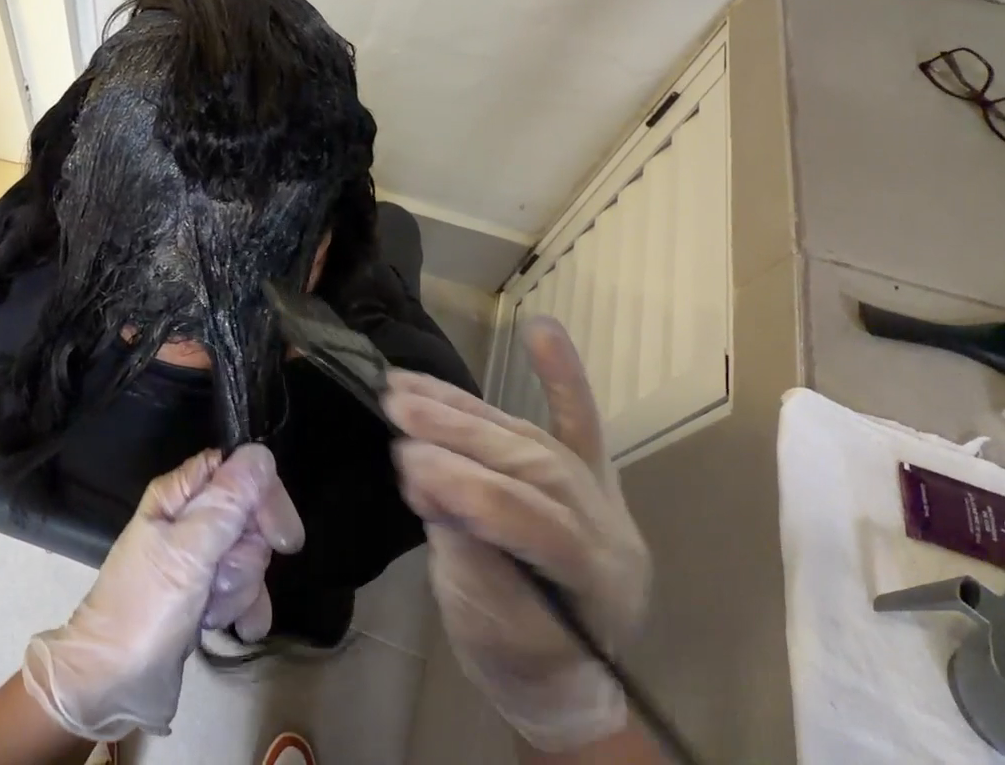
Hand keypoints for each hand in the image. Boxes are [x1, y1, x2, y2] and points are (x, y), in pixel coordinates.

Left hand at [21, 444, 303, 740]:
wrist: (110, 685)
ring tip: (210, 611)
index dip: (263, 501)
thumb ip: (226, 503)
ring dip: (240, 590)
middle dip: (245, 557)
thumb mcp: (188, 553)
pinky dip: (243, 611)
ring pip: (249, 557)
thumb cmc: (142, 611)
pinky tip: (233, 630)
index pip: (238, 471)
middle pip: (249, 519)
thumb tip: (261, 454)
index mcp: (176, 496)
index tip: (280, 537)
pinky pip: (244, 591)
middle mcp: (187, 521)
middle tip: (218, 580)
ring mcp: (195, 561)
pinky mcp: (202, 595)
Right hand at [383, 317, 651, 751]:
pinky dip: (560, 377)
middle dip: (459, 431)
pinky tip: (542, 330)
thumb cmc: (515, 657)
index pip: (530, 518)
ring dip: (466, 405)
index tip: (403, 460)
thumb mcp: (480, 619)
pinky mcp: (590, 476)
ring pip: (531, 437)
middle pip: (531, 463)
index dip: (467, 488)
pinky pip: (579, 422)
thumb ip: (462, 547)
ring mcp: (601, 495)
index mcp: (593, 576)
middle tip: (397, 403)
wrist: (562, 674)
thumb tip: (423, 476)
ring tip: (407, 383)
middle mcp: (607, 524)